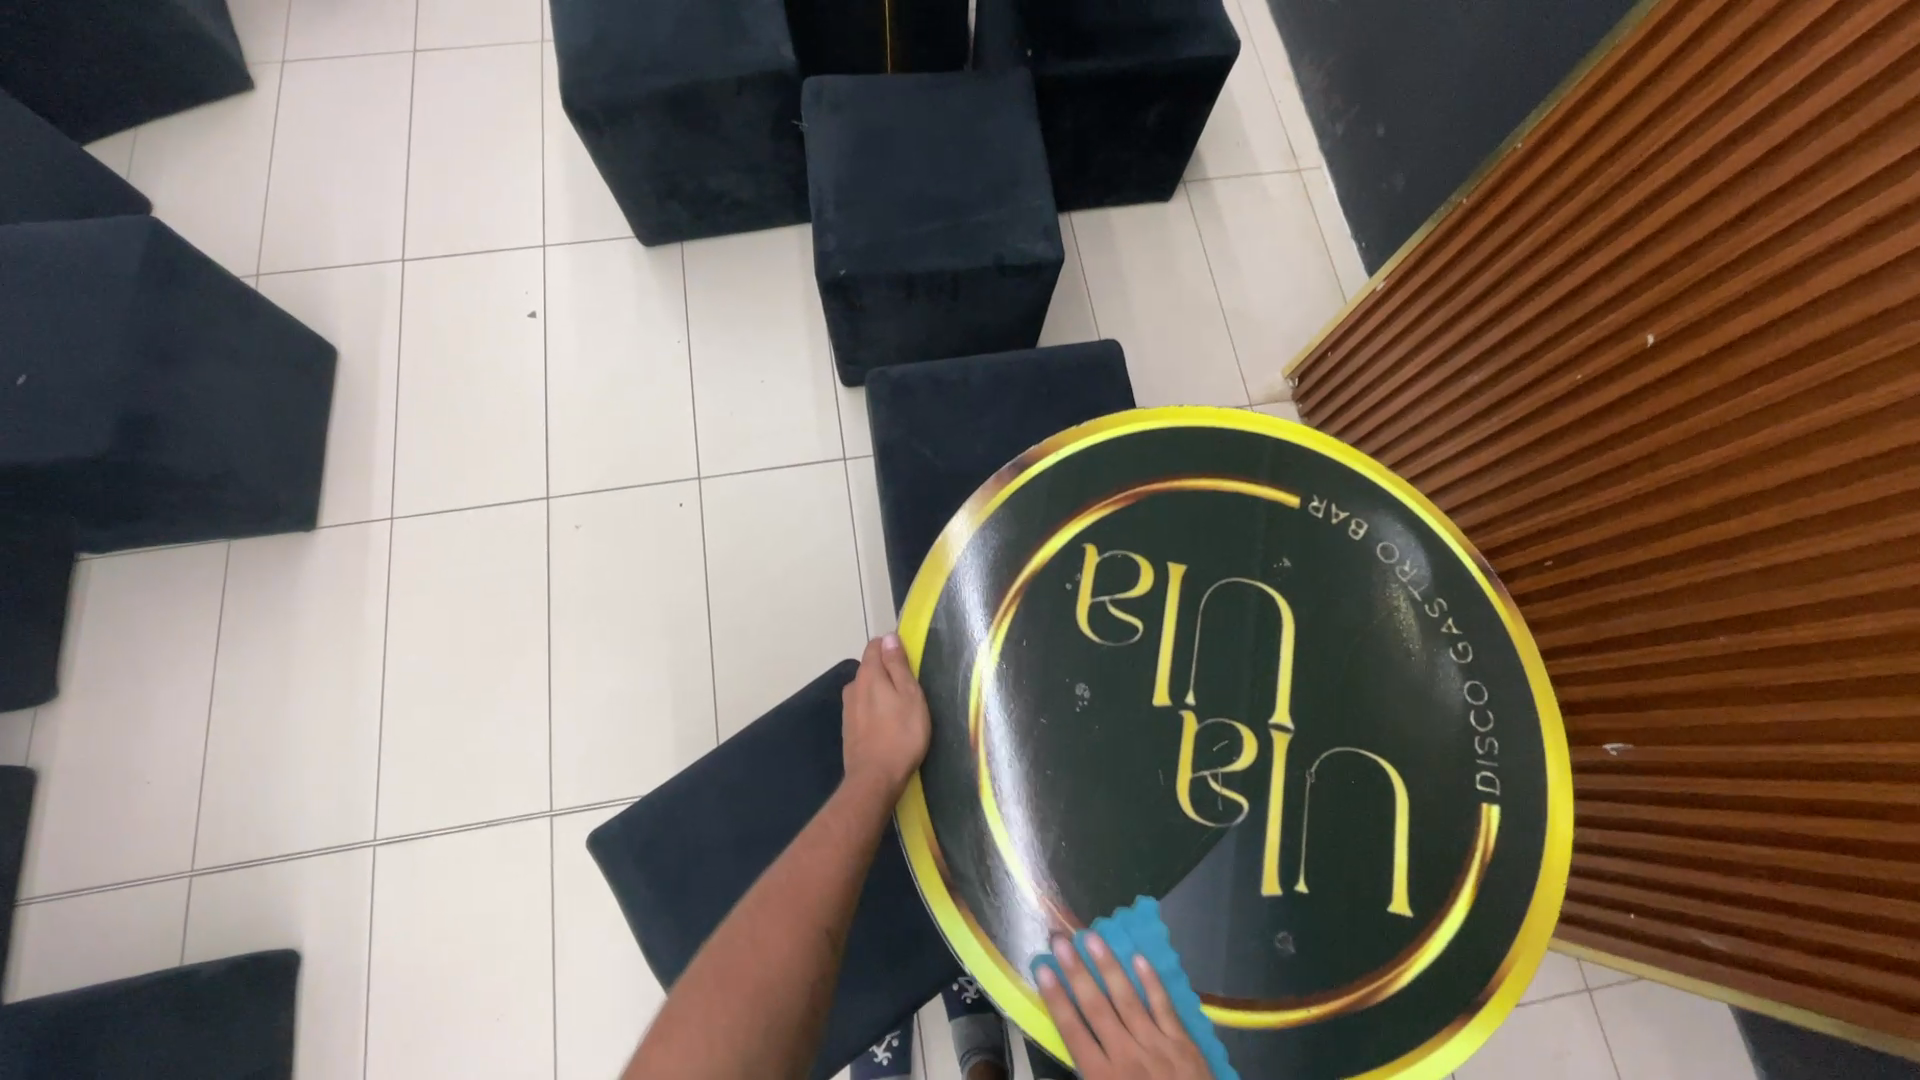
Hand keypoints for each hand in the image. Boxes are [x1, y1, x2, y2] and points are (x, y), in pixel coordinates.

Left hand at [840, 634, 931, 802]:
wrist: (875, 778)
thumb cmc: (901, 734)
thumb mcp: (910, 695)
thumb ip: (898, 664)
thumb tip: (888, 637)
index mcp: (868, 674)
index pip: (875, 645)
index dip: (892, 647)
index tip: (909, 661)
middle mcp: (853, 686)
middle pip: (870, 667)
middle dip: (887, 671)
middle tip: (911, 688)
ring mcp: (848, 708)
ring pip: (866, 688)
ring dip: (881, 692)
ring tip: (901, 708)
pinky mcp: (848, 727)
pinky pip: (863, 707)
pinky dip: (875, 709)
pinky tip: (887, 724)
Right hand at [1036, 932, 1211, 1079]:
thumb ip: (1089, 1076)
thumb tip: (1072, 1052)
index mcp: (1104, 1078)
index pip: (1073, 1031)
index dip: (1056, 999)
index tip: (1042, 968)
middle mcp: (1126, 1056)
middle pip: (1095, 1007)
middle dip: (1075, 971)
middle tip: (1060, 939)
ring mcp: (1157, 1046)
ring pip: (1127, 999)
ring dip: (1107, 966)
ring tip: (1091, 937)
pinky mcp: (1183, 1043)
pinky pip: (1164, 1006)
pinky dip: (1152, 982)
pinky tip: (1138, 958)